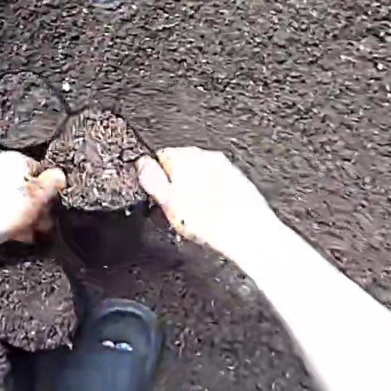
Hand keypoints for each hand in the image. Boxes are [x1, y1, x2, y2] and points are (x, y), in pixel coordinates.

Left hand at [0, 150, 65, 250]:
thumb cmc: (1, 211)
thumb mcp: (37, 198)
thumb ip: (52, 184)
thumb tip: (60, 174)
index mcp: (15, 158)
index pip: (40, 173)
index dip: (48, 195)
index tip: (49, 213)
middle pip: (23, 186)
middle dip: (34, 208)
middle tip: (39, 228)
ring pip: (8, 197)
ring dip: (20, 216)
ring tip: (24, 235)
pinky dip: (1, 218)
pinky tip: (4, 234)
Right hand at [137, 147, 283, 260]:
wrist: (250, 234)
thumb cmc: (211, 222)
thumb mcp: (168, 204)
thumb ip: (151, 179)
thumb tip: (141, 164)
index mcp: (184, 156)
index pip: (158, 158)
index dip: (155, 182)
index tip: (158, 199)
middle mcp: (206, 156)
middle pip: (180, 167)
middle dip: (175, 187)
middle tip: (175, 212)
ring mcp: (224, 167)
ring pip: (199, 177)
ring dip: (194, 192)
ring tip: (196, 218)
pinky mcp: (238, 180)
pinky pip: (216, 186)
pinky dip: (212, 198)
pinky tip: (212, 216)